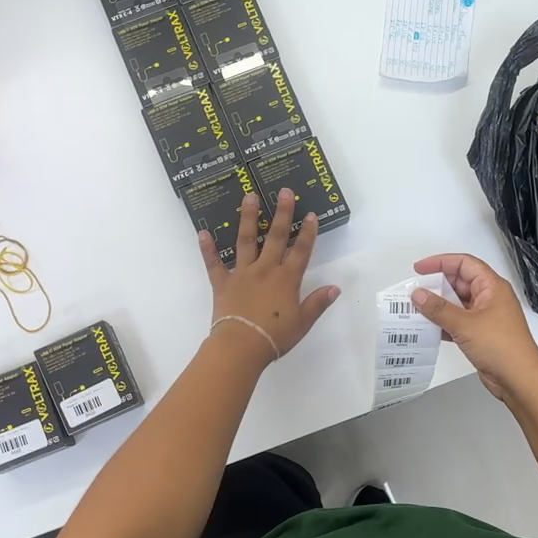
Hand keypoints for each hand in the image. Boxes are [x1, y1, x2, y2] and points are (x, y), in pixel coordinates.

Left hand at [200, 188, 339, 364]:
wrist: (241, 345)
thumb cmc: (275, 336)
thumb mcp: (303, 322)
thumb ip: (318, 303)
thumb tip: (335, 288)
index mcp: (287, 279)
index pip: (301, 251)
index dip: (307, 232)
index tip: (311, 214)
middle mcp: (265, 270)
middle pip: (275, 237)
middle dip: (282, 213)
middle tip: (284, 192)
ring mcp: (242, 274)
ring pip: (246, 240)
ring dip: (248, 218)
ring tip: (249, 197)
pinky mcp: (222, 283)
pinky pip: (214, 263)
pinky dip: (208, 249)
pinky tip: (202, 232)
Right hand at [411, 253, 537, 400]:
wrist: (519, 379)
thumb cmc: (500, 346)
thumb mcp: (465, 324)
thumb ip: (438, 308)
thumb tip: (418, 294)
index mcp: (492, 286)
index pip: (464, 264)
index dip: (440, 262)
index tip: (419, 269)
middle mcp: (489, 298)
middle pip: (459, 282)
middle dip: (436, 285)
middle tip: (414, 292)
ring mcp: (485, 316)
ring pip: (457, 303)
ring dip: (438, 306)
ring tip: (415, 309)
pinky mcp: (481, 334)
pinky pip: (458, 321)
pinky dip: (443, 323)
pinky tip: (427, 328)